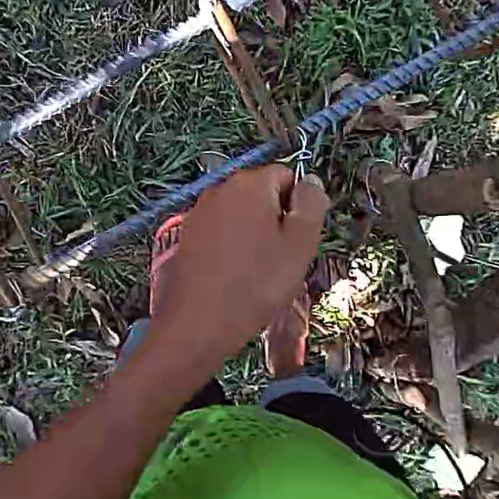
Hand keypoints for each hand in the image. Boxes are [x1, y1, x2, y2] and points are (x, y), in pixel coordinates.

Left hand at [150, 166, 327, 367]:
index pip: (287, 175)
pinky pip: (220, 233)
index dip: (299, 205)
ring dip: (253, 235)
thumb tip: (312, 181)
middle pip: (261, 194)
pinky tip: (233, 276)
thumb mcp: (299, 244)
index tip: (299, 238)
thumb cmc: (257, 283)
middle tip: (281, 258)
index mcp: (250, 183)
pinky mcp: (186, 237)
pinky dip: (231, 248)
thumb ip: (311, 205)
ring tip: (257, 271)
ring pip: (240, 216)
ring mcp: (198, 212)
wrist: (199, 323)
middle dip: (276, 219)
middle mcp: (219, 188)